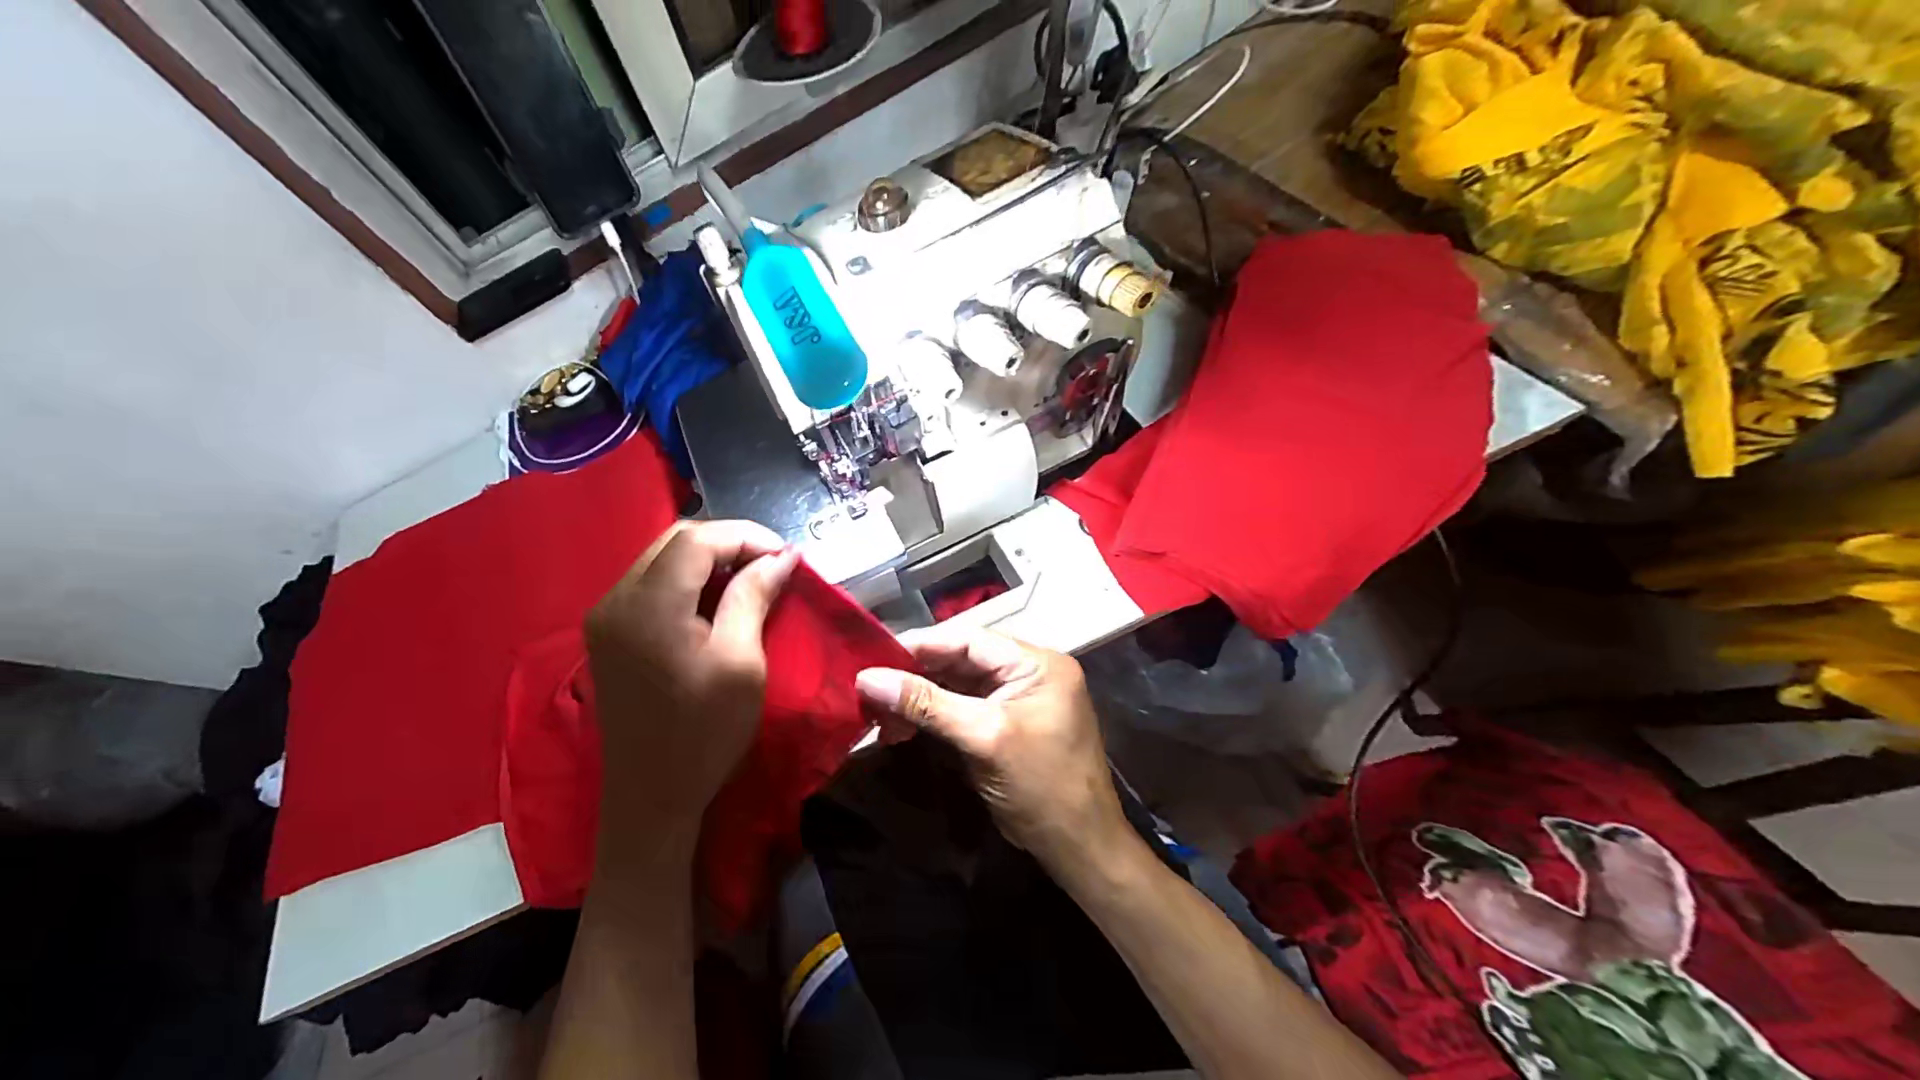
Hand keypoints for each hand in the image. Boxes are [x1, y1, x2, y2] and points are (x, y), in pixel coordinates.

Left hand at [585, 520, 799, 829]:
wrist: (650, 798)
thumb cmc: (704, 734)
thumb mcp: (742, 662)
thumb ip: (754, 597)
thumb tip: (781, 556)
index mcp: (648, 606)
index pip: (697, 538)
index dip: (747, 536)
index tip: (787, 557)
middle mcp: (615, 599)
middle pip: (675, 540)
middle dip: (729, 541)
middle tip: (772, 565)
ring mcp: (605, 616)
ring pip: (661, 557)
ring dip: (709, 558)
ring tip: (752, 578)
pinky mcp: (608, 633)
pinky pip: (650, 583)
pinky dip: (688, 579)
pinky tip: (717, 599)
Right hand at [854, 627, 1128, 869]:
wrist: (1079, 847)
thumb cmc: (1040, 786)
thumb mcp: (983, 738)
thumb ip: (926, 703)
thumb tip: (867, 678)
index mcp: (1036, 663)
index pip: (969, 639)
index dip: (919, 645)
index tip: (873, 656)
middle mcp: (1028, 672)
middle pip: (961, 659)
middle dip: (915, 673)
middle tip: (868, 686)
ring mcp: (1017, 699)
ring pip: (957, 684)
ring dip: (919, 697)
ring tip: (878, 711)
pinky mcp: (1004, 724)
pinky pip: (962, 708)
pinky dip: (932, 716)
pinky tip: (901, 726)